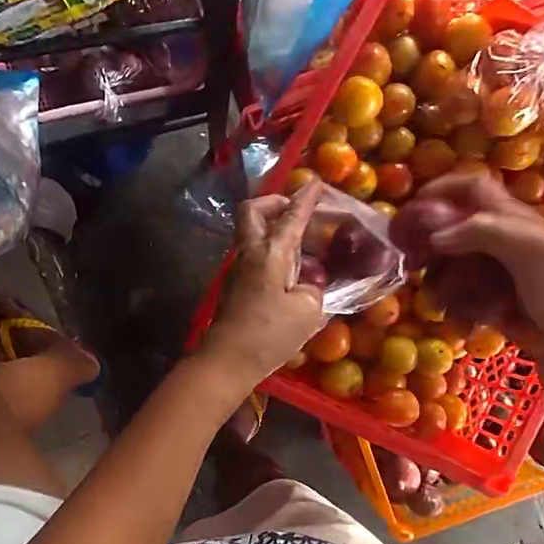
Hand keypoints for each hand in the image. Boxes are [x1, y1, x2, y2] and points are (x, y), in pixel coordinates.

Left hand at [201, 185, 326, 385]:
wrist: (227, 361)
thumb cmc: (269, 334)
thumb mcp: (307, 312)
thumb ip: (313, 290)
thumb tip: (308, 284)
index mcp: (270, 253)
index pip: (291, 217)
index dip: (305, 199)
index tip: (315, 183)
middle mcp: (250, 253)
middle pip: (253, 212)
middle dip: (273, 202)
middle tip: (294, 210)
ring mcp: (239, 270)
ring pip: (252, 234)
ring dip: (272, 228)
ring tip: (299, 242)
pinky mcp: (236, 287)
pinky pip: (254, 255)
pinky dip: (271, 251)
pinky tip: (290, 271)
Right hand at [418, 173, 543, 368]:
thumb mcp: (532, 249)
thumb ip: (485, 232)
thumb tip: (435, 236)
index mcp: (513, 218)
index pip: (472, 187)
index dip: (442, 188)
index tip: (413, 207)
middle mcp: (502, 240)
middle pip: (454, 228)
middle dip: (430, 240)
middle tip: (410, 258)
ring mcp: (497, 274)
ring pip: (453, 265)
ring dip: (438, 277)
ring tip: (430, 293)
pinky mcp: (494, 303)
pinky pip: (462, 297)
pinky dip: (451, 304)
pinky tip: (451, 316)